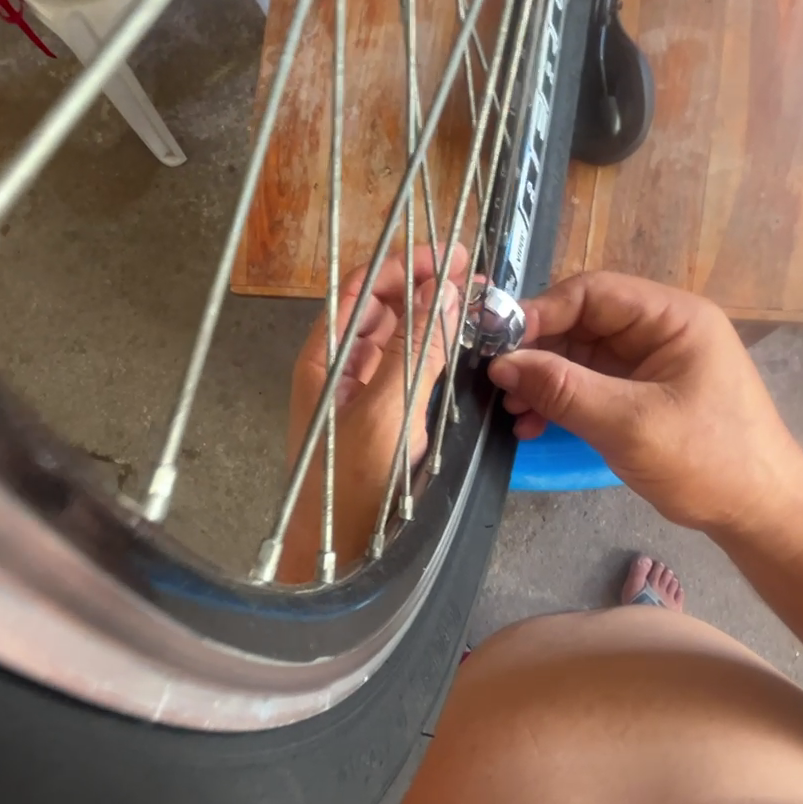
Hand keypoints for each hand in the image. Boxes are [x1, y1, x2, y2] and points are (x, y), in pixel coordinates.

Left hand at [279, 244, 468, 581]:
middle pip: (383, 310)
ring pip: (400, 339)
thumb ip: (416, 350)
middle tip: (476, 277)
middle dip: (426, 286)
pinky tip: (460, 345)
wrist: (338, 549)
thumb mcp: (385, 411)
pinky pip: (410, 372)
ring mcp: (363, 393)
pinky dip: (435, 353)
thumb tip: (446, 291)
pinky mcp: (385, 418)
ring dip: (434, 317)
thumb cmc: (351, 480)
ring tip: (476, 303)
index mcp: (325, 357)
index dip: (406, 265)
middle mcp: (341, 367)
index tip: (454, 254)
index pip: (362, 290)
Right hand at [487, 271, 802, 537]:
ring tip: (515, 412)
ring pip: (576, 356)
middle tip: (499, 385)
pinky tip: (533, 426)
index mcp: (671, 318)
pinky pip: (585, 386)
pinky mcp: (637, 396)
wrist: (756, 512)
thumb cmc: (707, 460)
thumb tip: (501, 364)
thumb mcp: (629, 423)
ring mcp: (646, 365)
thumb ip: (563, 389)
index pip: (592, 292)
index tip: (498, 345)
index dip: (541, 312)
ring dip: (541, 382)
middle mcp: (657, 332)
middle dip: (536, 353)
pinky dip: (556, 402)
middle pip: (579, 323)